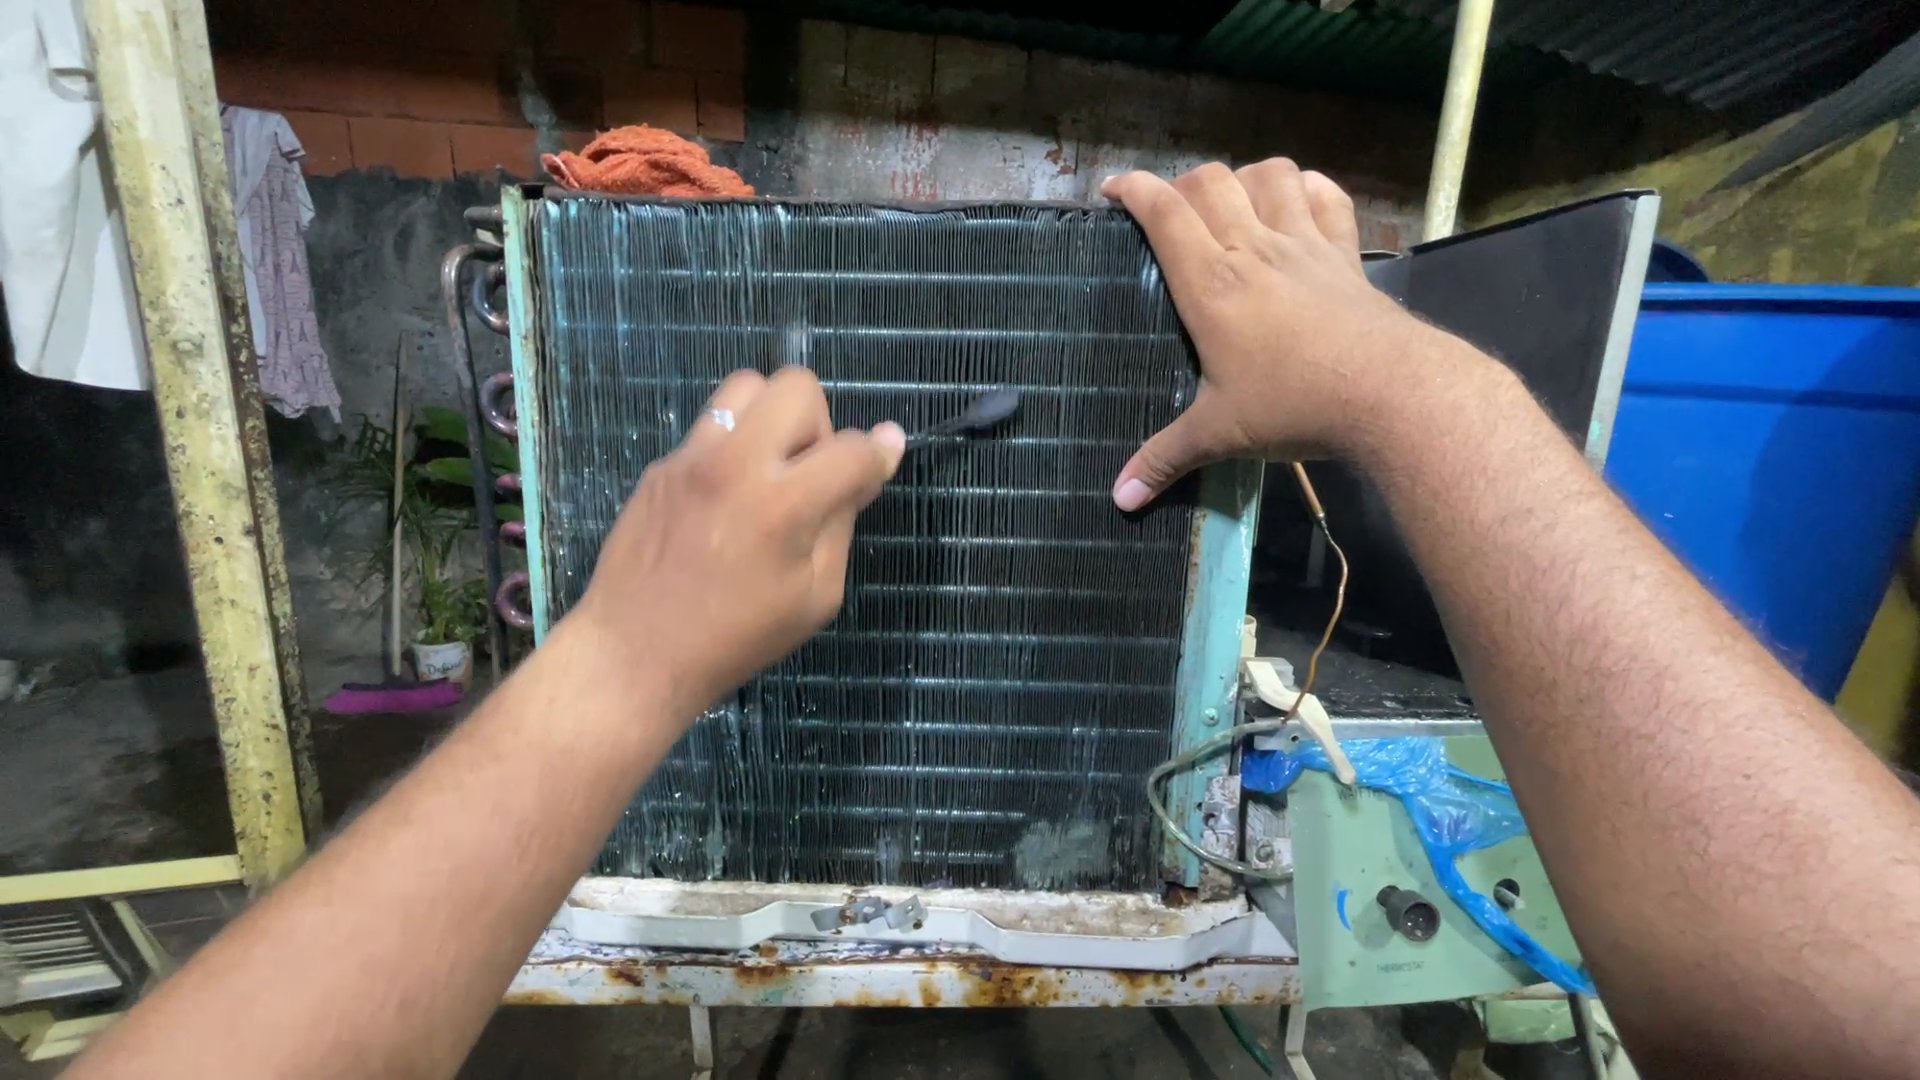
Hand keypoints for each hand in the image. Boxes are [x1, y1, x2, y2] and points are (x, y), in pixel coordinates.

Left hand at [569, 367, 904, 717]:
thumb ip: (844, 521)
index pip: (853, 448)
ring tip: (767, 470)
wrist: (635, 652)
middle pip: (798, 385)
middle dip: (819, 424)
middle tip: (806, 474)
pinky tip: (724, 500)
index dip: (880, 453)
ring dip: (772, 418)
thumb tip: (875, 461)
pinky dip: (733, 448)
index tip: (881, 462)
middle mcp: (735, 464)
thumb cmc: (739, 636)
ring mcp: (691, 457)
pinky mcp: (661, 464)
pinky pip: (711, 426)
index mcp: (782, 506)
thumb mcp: (816, 595)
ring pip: (747, 385)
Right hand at [1102, 160, 1451, 509]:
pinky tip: (1296, 202)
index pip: (1165, 214)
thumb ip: (1163, 461)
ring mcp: (1305, 245)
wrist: (1390, 393)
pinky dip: (1306, 188)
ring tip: (1229, 203)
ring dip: (1242, 178)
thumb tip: (1119, 501)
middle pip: (1211, 183)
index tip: (1112, 190)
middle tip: (1167, 214)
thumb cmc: (1291, 406)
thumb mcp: (1217, 436)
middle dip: (1180, 185)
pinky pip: (1326, 198)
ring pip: (1269, 176)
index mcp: (1212, 284)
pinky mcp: (1345, 255)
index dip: (1134, 190)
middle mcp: (1254, 249)